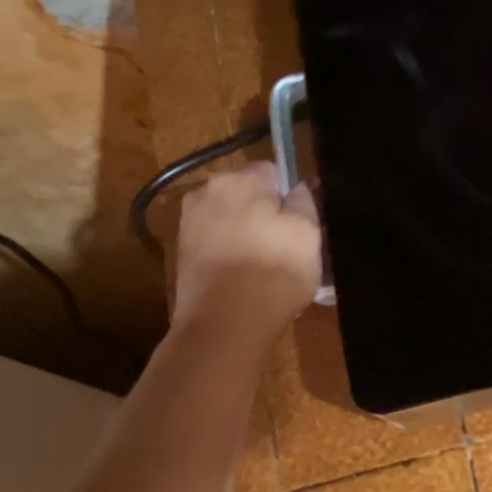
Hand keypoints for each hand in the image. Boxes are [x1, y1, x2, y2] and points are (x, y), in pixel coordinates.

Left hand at [172, 162, 321, 339]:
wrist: (226, 320)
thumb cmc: (275, 270)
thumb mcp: (308, 233)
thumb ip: (305, 202)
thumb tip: (298, 188)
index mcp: (239, 179)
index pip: (274, 171)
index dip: (292, 194)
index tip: (304, 220)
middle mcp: (207, 191)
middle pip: (247, 193)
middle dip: (265, 211)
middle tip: (288, 244)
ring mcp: (189, 221)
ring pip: (230, 218)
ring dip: (247, 232)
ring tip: (267, 263)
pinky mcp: (183, 251)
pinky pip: (217, 241)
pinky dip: (231, 252)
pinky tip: (246, 275)